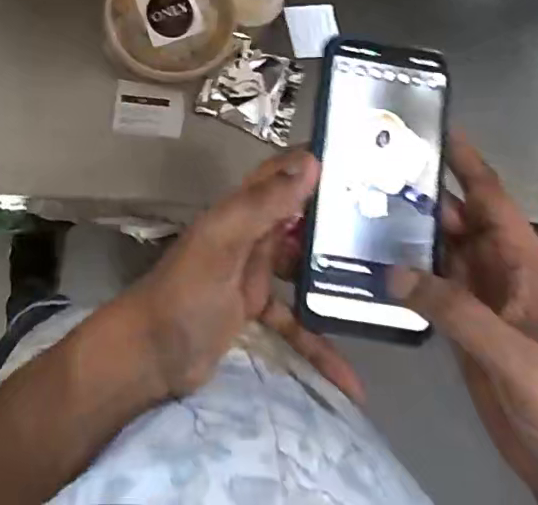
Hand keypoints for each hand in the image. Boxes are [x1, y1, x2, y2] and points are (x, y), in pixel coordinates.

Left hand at [107, 151, 362, 402]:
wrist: (151, 354)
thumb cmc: (187, 290)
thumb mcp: (225, 241)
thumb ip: (264, 204)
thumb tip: (310, 161)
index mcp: (239, 212)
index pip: (278, 176)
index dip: (309, 163)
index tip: (356, 158)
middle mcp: (249, 237)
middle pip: (297, 221)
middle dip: (333, 222)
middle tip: (386, 228)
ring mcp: (252, 276)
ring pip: (302, 270)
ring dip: (333, 279)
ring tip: (383, 290)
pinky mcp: (255, 313)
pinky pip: (295, 325)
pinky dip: (318, 346)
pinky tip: (349, 379)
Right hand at [389, 138, 537, 504]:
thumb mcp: (523, 361)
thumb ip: (460, 313)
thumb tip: (394, 271)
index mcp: (529, 270)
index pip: (495, 202)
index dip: (467, 164)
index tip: (434, 127)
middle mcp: (503, 278)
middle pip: (459, 223)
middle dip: (423, 194)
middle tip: (370, 170)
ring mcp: (484, 307)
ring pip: (442, 256)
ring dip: (410, 234)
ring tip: (362, 208)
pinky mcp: (467, 336)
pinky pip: (432, 294)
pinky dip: (406, 277)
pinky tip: (375, 265)